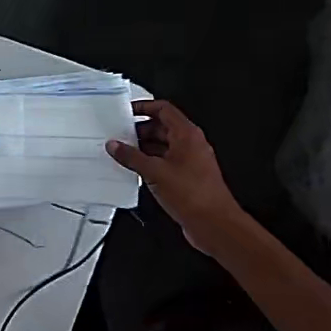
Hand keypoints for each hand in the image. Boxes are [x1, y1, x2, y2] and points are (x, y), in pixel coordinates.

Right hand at [105, 99, 242, 243]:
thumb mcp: (154, 172)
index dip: (144, 107)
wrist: (214, 224)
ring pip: (163, 145)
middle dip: (140, 130)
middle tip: (121, 135)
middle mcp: (191, 145)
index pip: (163, 109)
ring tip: (125, 153)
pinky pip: (166, 162)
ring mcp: (190, 161)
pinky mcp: (188, 177)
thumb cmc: (196, 196)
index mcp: (187, 135)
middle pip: (162, 127)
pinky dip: (150, 163)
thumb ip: (131, 157)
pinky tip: (137, 171)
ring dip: (144, 148)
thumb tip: (116, 146)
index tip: (128, 111)